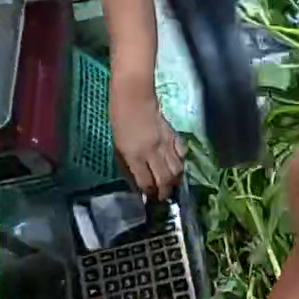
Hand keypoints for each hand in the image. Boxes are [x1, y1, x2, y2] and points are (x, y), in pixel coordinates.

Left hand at [109, 80, 182, 200]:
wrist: (134, 97)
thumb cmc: (119, 119)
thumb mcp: (117, 145)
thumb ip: (128, 165)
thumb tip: (137, 183)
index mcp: (135, 155)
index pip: (146, 181)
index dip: (149, 193)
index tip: (149, 201)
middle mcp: (153, 153)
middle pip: (164, 179)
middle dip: (165, 192)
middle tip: (164, 198)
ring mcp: (165, 145)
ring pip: (176, 170)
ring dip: (175, 182)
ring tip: (173, 188)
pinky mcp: (174, 137)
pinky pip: (181, 155)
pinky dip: (181, 164)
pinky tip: (179, 168)